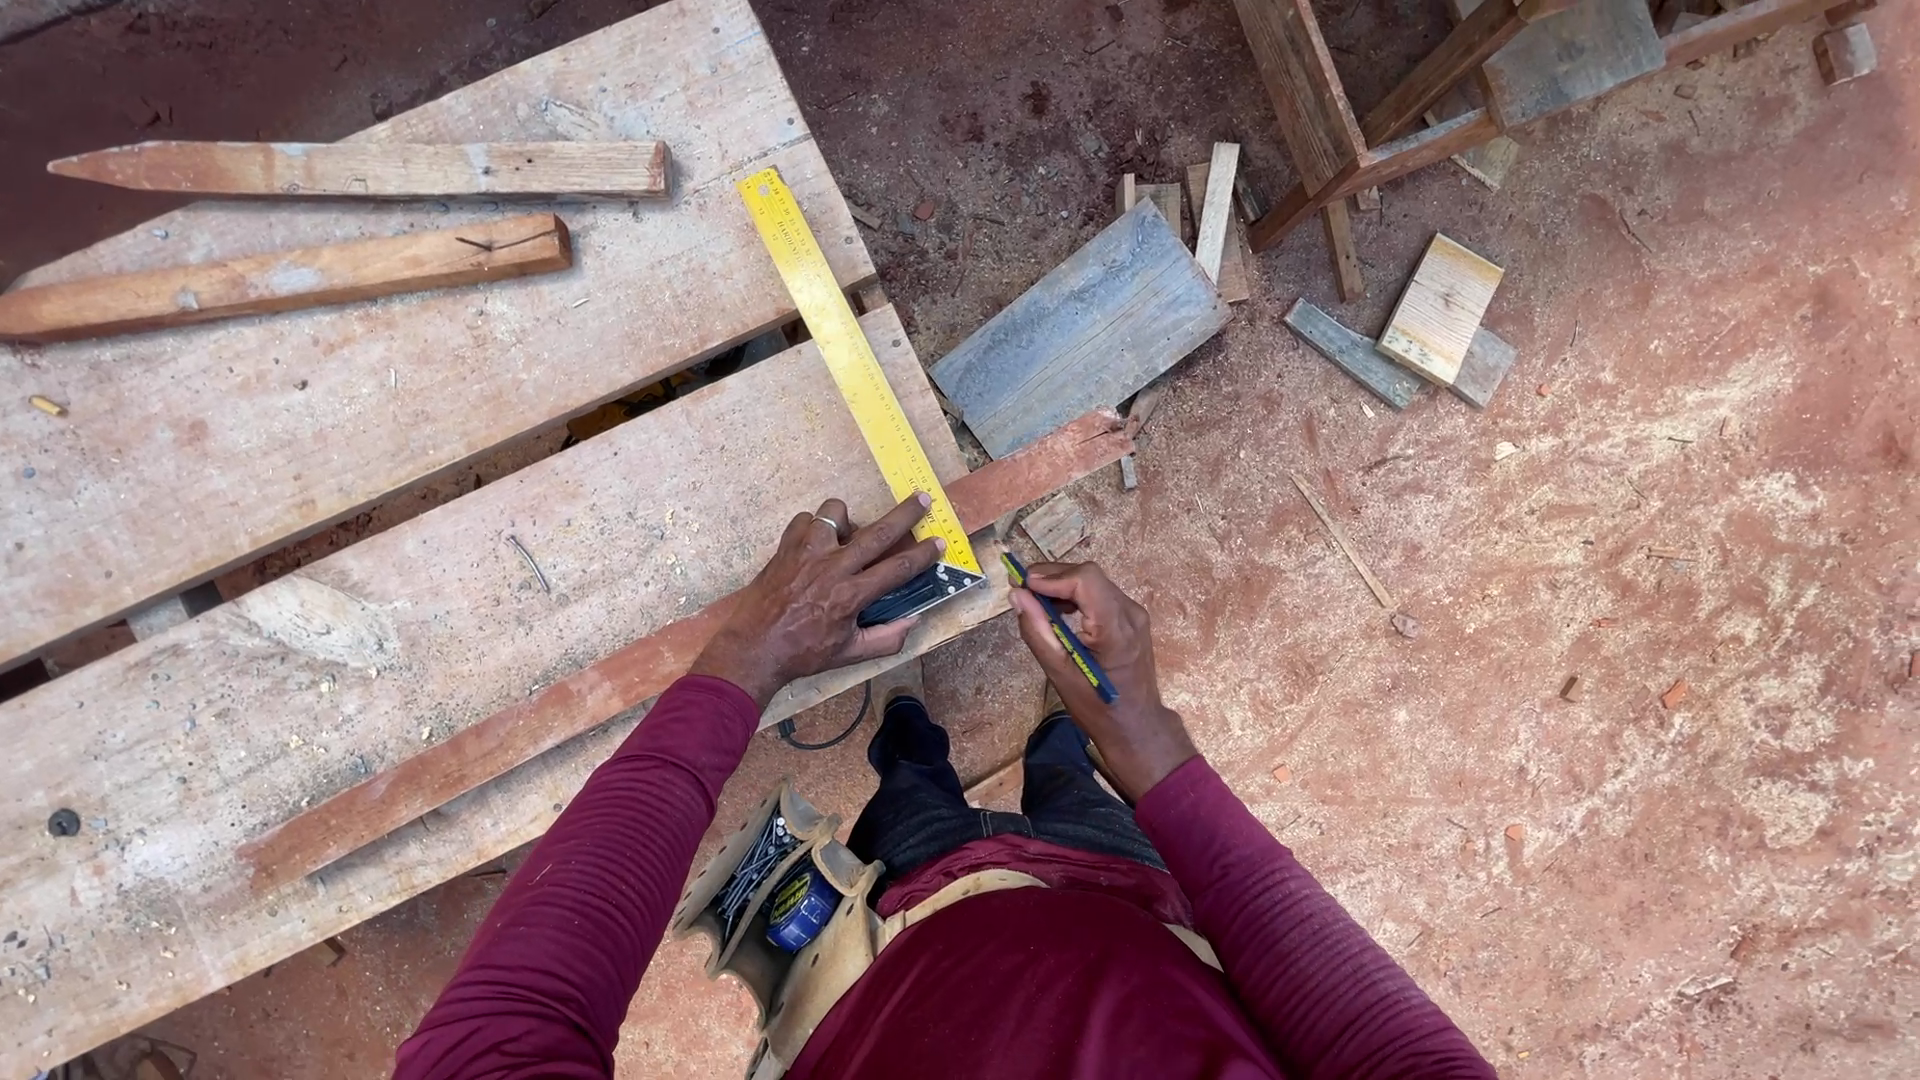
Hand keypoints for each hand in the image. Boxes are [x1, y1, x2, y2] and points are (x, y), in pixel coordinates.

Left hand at [689, 494, 941, 708]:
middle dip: (905, 514)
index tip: (938, 542)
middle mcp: (833, 568)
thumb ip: (886, 638)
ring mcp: (807, 553)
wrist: (753, 648)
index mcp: (851, 596)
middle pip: (878, 532)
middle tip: (922, 498)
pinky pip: (805, 520)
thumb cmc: (803, 653)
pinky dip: (814, 527)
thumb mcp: (850, 654)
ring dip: (848, 520)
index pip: (898, 569)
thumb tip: (914, 621)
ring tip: (847, 536)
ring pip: (835, 513)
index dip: (923, 554)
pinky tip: (817, 543)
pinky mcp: (786, 547)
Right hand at [1010, 560, 1197, 800]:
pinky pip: (1100, 594)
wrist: (1136, 726)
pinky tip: (1058, 610)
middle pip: (1089, 575)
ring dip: (1062, 584)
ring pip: (1093, 581)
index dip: (1052, 576)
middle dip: (1052, 576)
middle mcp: (1130, 613)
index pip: (1085, 580)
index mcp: (1115, 628)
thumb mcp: (1059, 673)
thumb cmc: (1096, 707)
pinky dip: (1076, 594)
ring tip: (1035, 600)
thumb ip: (1037, 631)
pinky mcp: (1131, 618)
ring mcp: (1134, 614)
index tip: (1022, 585)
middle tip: (1021, 590)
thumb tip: (1017, 595)